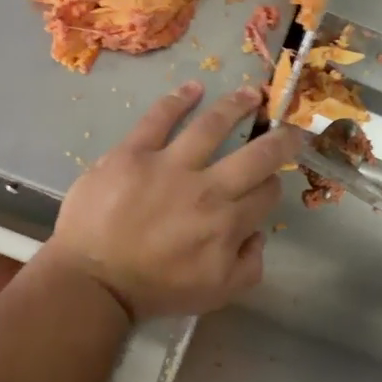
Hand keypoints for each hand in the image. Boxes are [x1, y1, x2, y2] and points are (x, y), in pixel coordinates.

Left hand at [47, 81, 302, 320]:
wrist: (91, 282)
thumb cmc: (154, 289)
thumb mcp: (216, 294)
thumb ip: (249, 267)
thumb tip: (258, 234)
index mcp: (228, 222)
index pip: (266, 193)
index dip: (273, 185)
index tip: (268, 182)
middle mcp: (208, 188)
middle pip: (257, 154)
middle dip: (281, 138)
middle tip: (290, 126)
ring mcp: (169, 165)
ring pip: (213, 125)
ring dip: (236, 106)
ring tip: (249, 93)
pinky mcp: (134, 152)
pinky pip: (159, 118)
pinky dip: (178, 99)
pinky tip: (193, 87)